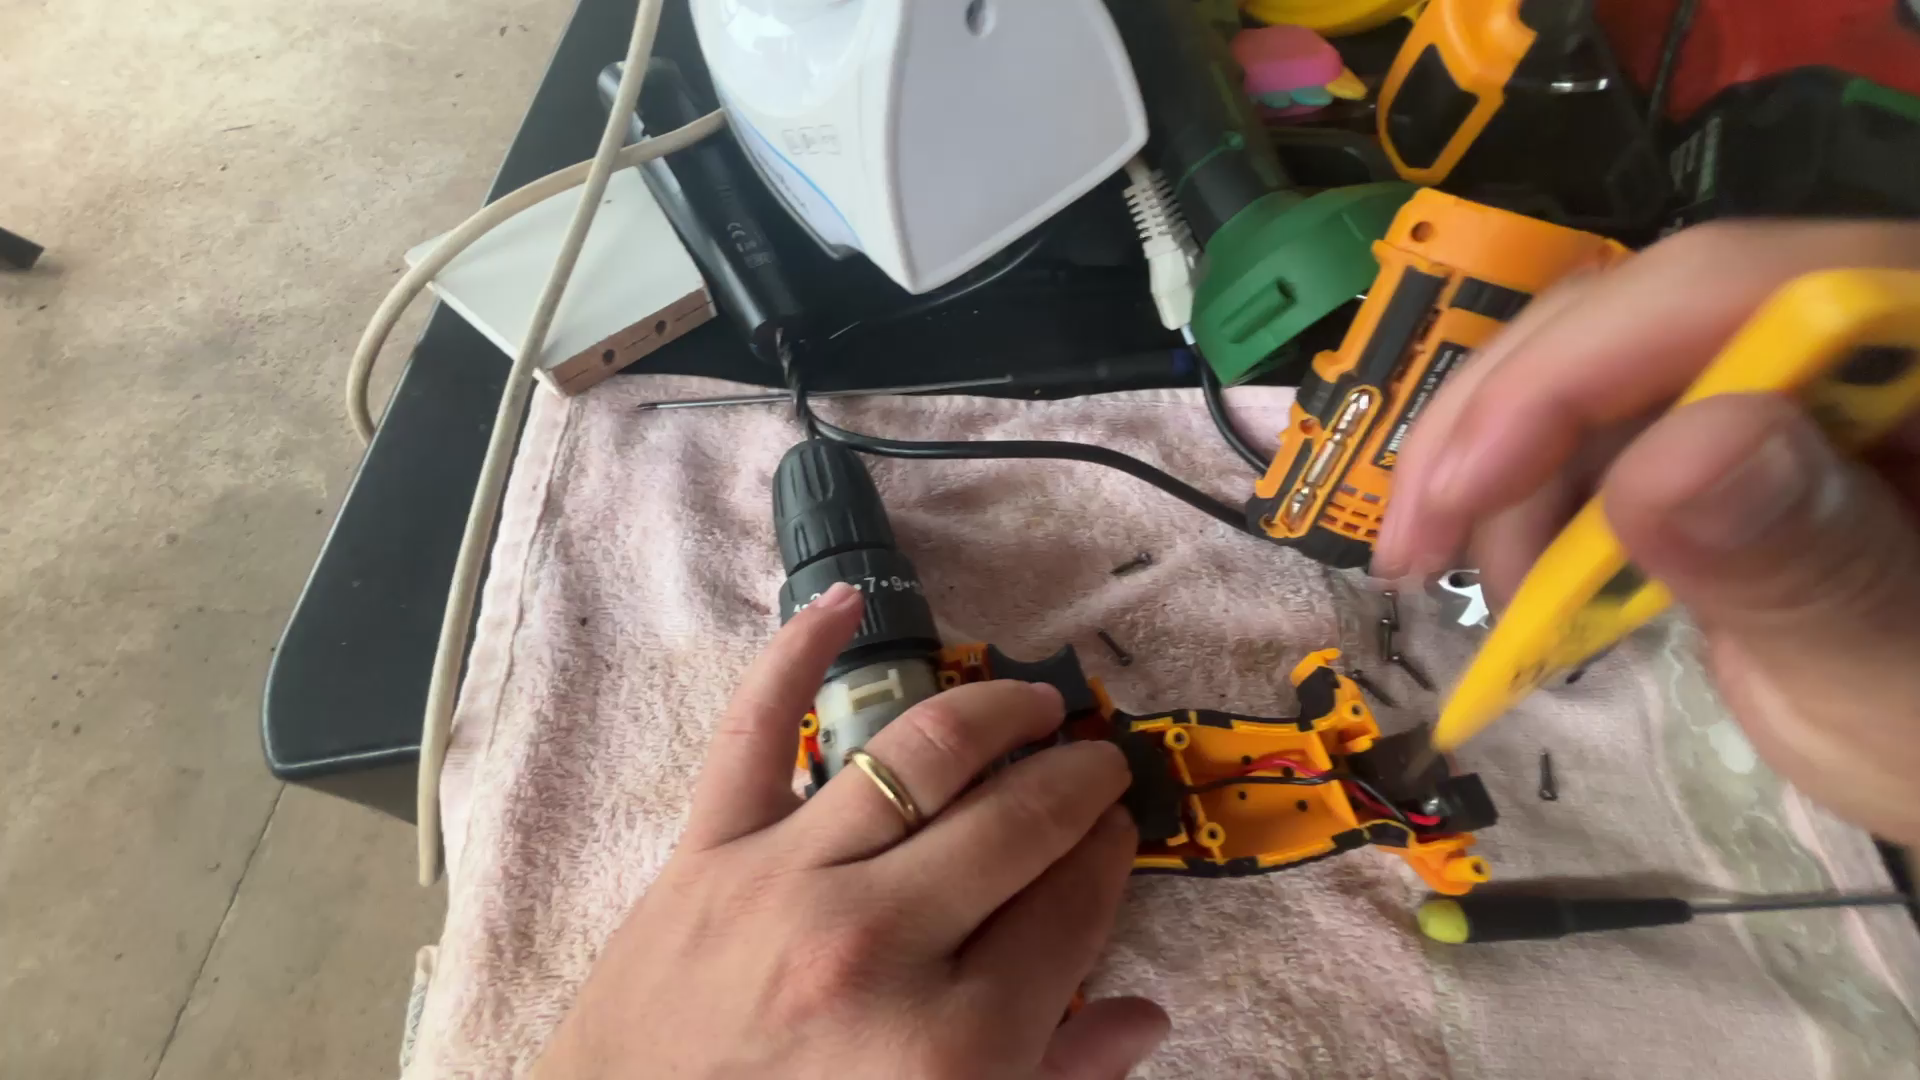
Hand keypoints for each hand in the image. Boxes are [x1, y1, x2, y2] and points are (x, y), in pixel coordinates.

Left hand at [533, 582, 1168, 1079]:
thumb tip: (1149, 1017)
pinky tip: (847, 603)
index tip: (1116, 828)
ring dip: (997, 709)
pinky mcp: (710, 842)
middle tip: (1095, 758)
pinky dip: (798, 651)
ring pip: (923, 754)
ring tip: (1031, 701)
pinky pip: (758, 724)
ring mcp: (786, 880)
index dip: (1107, 860)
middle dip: (1076, 779)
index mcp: (952, 1052)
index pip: (1071, 915)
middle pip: (1017, 824)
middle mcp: (877, 948)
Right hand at [1373, 221, 1919, 848]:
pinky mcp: (1697, 422)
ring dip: (1482, 479)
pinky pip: (1565, 430)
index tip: (1458, 492)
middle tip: (1413, 544)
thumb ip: (1803, 564)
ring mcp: (1759, 377)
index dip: (1567, 374)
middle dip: (1487, 433)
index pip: (1730, 293)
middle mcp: (1841, 334)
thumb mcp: (1894, 679)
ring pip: (1565, 376)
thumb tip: (1677, 454)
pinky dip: (1504, 499)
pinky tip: (1499, 565)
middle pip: (1617, 323)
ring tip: (1452, 577)